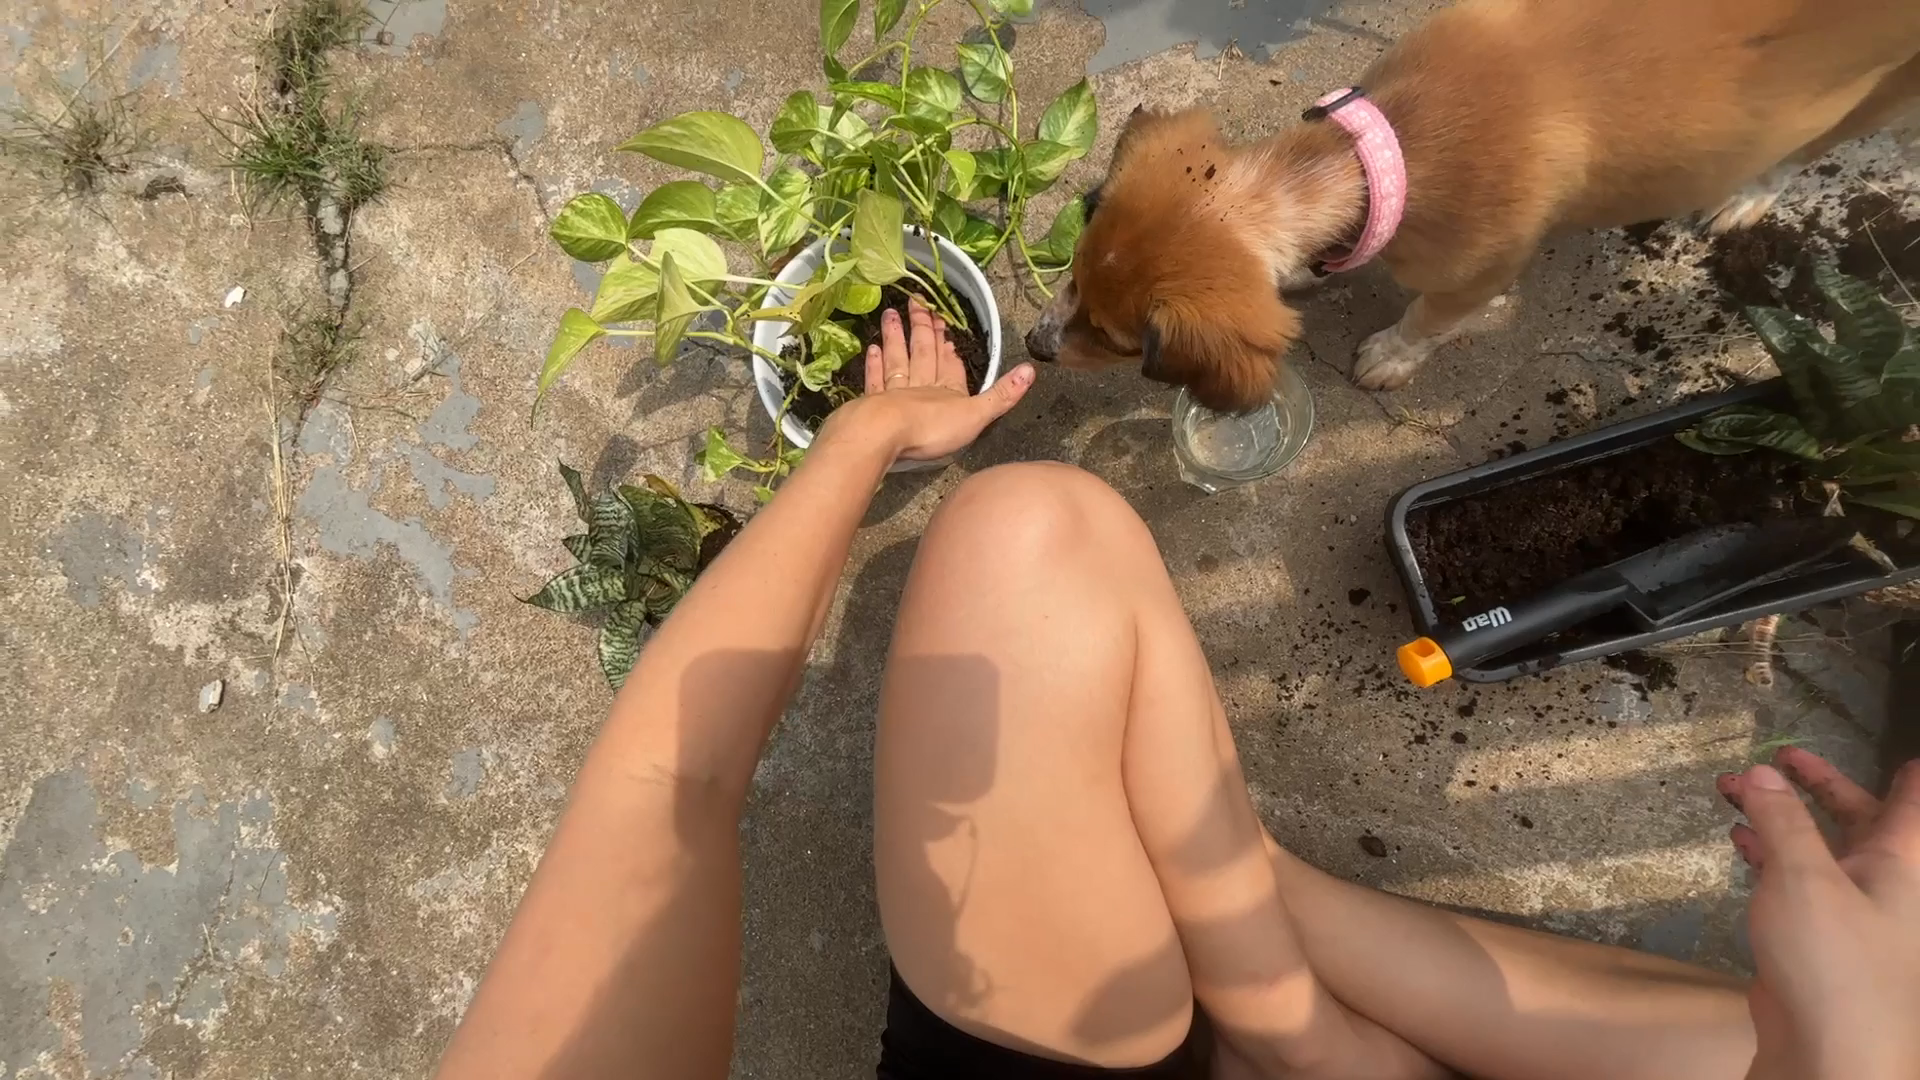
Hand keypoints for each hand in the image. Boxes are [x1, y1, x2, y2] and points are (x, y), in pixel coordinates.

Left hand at [823, 296, 1033, 462]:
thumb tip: (1030, 370)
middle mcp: (921, 385)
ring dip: (895, 337)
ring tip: (891, 314)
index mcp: (947, 391)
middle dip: (922, 328)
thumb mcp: (975, 415)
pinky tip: (871, 349)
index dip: (948, 345)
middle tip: (916, 302)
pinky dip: (874, 364)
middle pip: (922, 352)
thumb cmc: (932, 427)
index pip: (950, 364)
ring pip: (897, 359)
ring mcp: (895, 392)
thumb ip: (1001, 395)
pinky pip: (875, 379)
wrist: (885, 434)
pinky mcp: (873, 403)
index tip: (943, 321)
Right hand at [1717, 748, 1919, 1079]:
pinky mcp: (1821, 928)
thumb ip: (1782, 821)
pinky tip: (1742, 842)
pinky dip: (1771, 849)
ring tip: (1736, 793)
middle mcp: (1885, 884)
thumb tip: (1765, 771)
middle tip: (1779, 758)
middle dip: (1818, 787)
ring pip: (1823, 844)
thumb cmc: (1835, 958)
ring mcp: (1854, 908)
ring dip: (1783, 816)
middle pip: (1862, 822)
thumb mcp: (1802, 879)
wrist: (1833, 1043)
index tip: (1907, 756)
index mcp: (1898, 868)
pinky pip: (1799, 872)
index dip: (1910, 782)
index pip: (1913, 811)